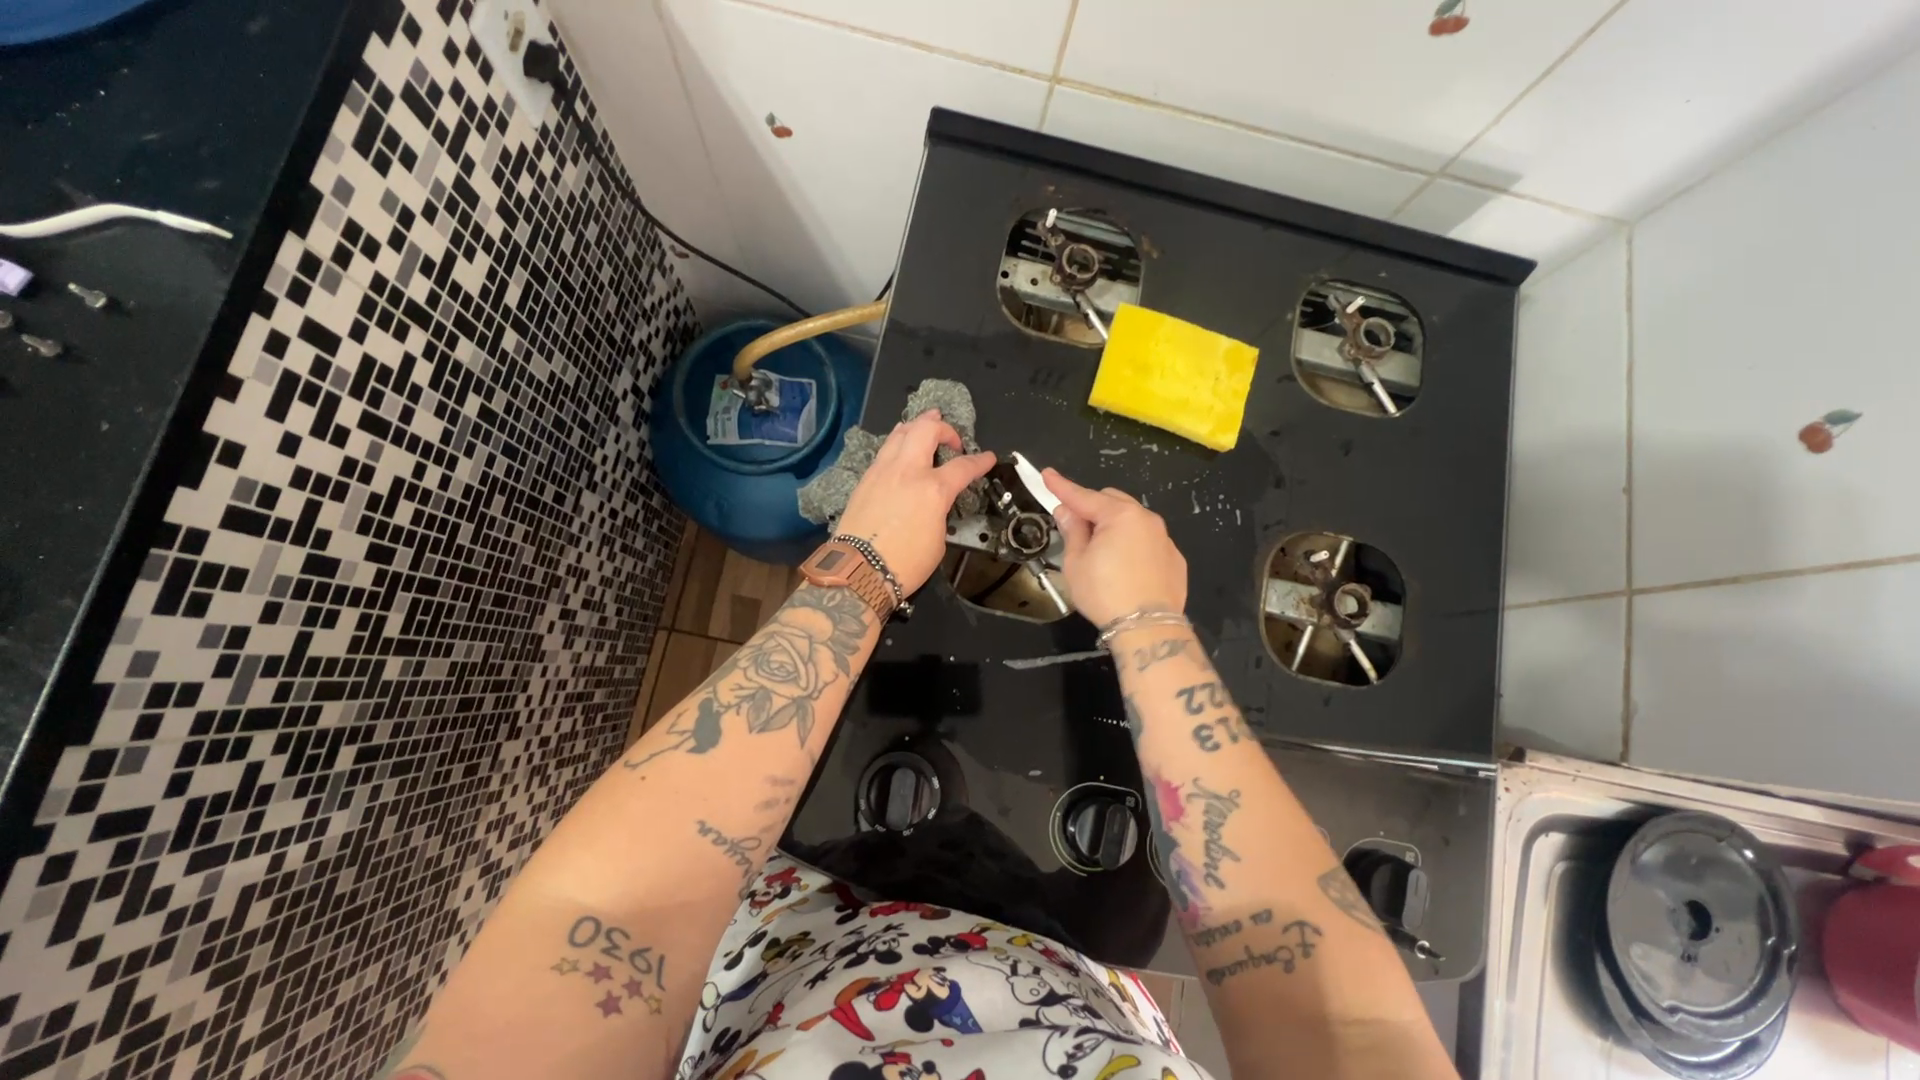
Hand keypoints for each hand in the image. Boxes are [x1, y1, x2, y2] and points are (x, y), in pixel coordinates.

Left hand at [837, 410, 995, 593]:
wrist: (858, 570)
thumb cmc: (905, 563)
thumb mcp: (938, 540)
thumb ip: (939, 511)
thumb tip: (934, 503)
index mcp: (933, 489)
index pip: (963, 467)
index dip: (980, 462)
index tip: (988, 458)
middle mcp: (907, 471)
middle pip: (926, 430)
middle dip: (944, 429)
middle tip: (952, 438)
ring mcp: (883, 471)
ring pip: (900, 433)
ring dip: (917, 425)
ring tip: (926, 424)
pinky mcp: (865, 479)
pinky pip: (885, 450)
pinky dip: (898, 441)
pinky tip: (900, 445)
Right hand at [1044, 468, 1187, 627]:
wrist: (1147, 627)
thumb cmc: (1104, 593)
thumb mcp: (1076, 563)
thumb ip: (1072, 532)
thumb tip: (1067, 512)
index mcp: (1119, 515)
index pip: (1083, 496)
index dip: (1062, 486)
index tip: (1047, 475)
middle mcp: (1146, 519)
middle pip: (1112, 501)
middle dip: (1092, 508)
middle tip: (1075, 528)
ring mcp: (1165, 538)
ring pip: (1133, 520)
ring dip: (1114, 526)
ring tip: (1101, 553)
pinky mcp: (1174, 558)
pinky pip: (1148, 541)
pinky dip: (1133, 545)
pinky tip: (1125, 569)